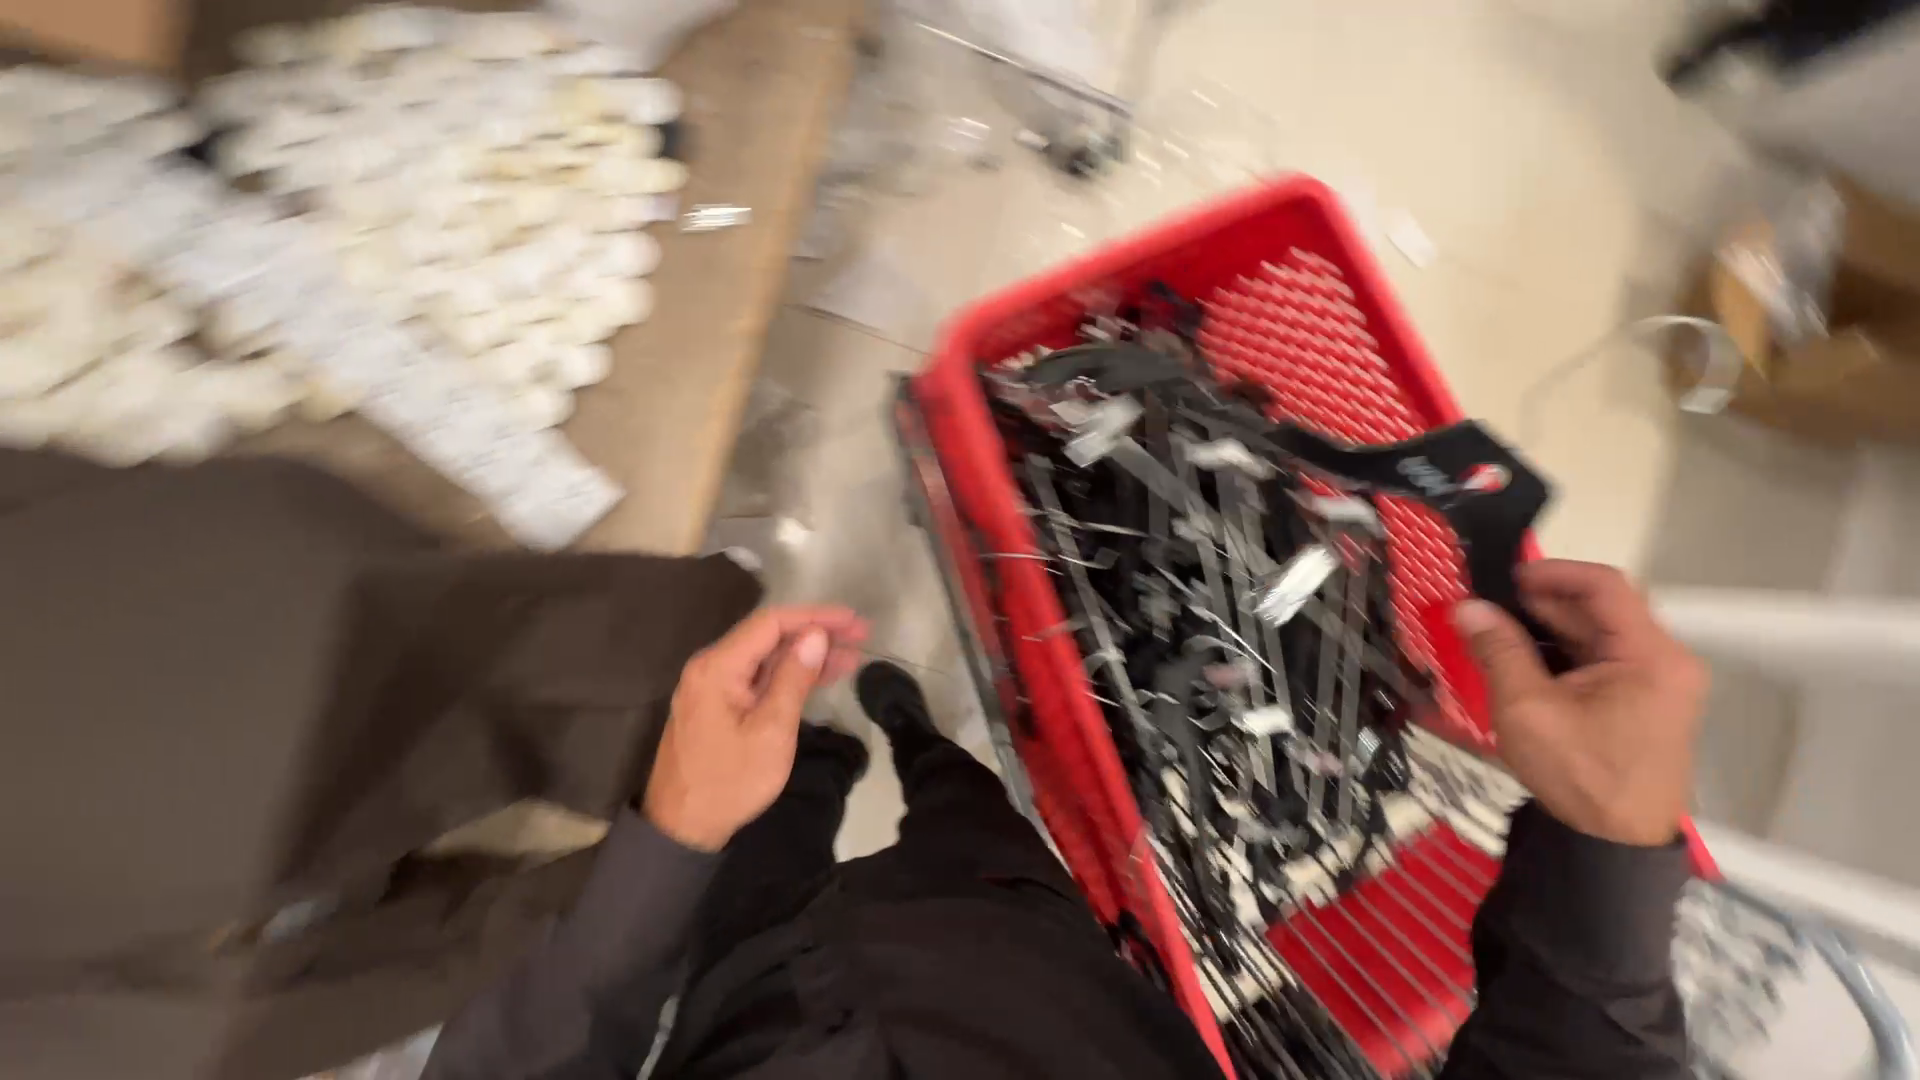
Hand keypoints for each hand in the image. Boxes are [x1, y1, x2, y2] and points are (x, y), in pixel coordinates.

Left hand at [643, 606, 868, 850]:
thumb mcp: (771, 731)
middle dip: (817, 633)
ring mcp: (714, 686)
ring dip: (808, 655)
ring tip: (852, 657)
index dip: (815, 616)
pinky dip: (790, 675)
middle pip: (770, 636)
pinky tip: (821, 676)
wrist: (682, 830)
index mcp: (718, 667)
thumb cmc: (729, 782)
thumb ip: (793, 678)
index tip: (852, 620)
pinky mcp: (719, 705)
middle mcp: (711, 667)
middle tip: (861, 636)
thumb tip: (815, 636)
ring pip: (767, 657)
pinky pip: (759, 677)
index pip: (771, 623)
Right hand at [1453, 560, 1707, 847]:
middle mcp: (1661, 660)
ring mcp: (1652, 683)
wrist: (1613, 843)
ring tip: (1488, 636)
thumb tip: (1467, 607)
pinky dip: (1553, 654)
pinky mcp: (1637, 702)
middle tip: (1480, 610)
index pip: (1604, 586)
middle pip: (1597, 610)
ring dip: (1540, 630)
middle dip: (1535, 604)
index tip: (1500, 579)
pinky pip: (1593, 660)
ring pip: (1591, 635)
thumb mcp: (1527, 708)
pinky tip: (1513, 664)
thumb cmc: (1578, 772)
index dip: (1550, 572)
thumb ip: (1498, 650)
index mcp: (1649, 656)